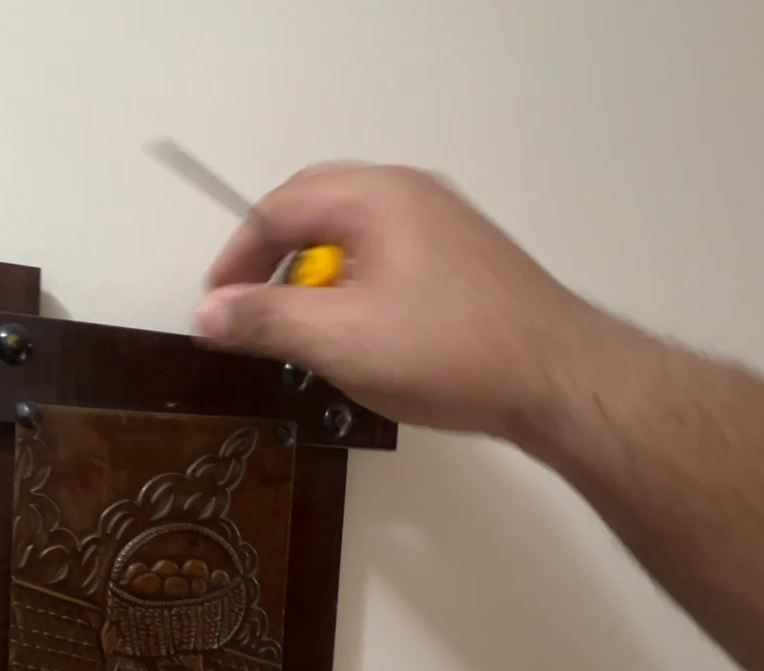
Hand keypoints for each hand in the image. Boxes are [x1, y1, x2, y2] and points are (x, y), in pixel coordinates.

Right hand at [194, 164, 623, 435]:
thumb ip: (265, 320)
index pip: (277, 209)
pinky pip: (379, 259)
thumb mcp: (338, 340)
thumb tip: (207, 312)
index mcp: (376, 197)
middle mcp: (408, 195)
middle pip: (311, 211)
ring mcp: (438, 225)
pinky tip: (350, 333)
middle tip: (247, 311)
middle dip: (269, 260)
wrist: (556, 381)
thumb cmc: (447, 353)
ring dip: (308, 277)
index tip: (215, 309)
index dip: (235, 258)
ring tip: (296, 329)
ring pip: (347, 237)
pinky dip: (345, 288)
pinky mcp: (455, 261)